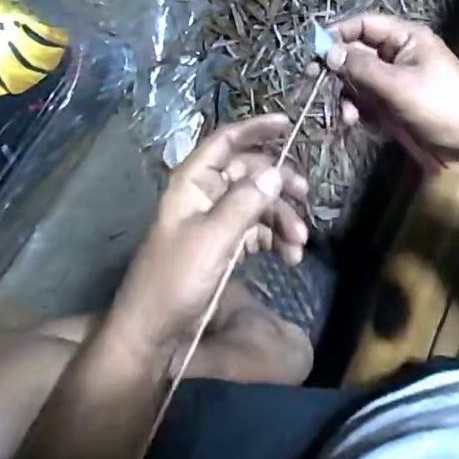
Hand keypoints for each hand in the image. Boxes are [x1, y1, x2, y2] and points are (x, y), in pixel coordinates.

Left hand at [109, 115, 309, 362]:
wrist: (153, 334)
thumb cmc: (176, 279)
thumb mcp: (214, 238)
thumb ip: (246, 201)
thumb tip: (276, 172)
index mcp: (194, 181)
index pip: (226, 141)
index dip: (256, 128)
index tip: (288, 124)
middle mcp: (205, 193)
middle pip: (250, 173)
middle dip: (278, 184)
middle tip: (305, 196)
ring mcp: (214, 219)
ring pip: (257, 202)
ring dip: (281, 218)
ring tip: (299, 245)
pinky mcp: (223, 243)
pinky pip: (255, 229)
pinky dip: (274, 238)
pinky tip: (289, 257)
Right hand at [321, 14, 458, 167]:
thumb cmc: (440, 106)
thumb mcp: (398, 85)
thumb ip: (361, 68)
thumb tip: (329, 52)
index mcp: (405, 38)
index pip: (363, 25)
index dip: (338, 34)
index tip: (315, 51)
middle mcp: (398, 54)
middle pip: (356, 53)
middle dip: (340, 72)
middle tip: (317, 84)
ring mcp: (396, 79)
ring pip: (359, 80)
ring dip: (349, 97)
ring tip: (349, 116)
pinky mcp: (395, 102)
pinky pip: (368, 101)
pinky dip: (361, 111)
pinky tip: (363, 124)